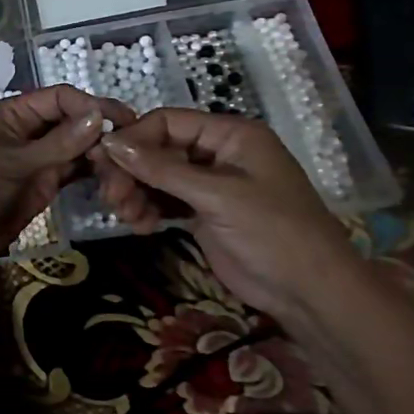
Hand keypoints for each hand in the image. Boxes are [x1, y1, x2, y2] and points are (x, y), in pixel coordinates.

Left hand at [0, 86, 135, 256]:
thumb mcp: (17, 162)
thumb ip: (59, 142)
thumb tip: (99, 117)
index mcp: (14, 113)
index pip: (59, 97)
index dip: (88, 105)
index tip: (119, 120)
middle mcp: (30, 128)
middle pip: (74, 120)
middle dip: (101, 131)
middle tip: (133, 145)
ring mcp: (41, 154)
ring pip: (81, 145)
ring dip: (103, 155)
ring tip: (126, 169)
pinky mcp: (48, 178)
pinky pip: (78, 168)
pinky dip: (97, 172)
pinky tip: (116, 180)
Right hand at [90, 107, 360, 323]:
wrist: (309, 292)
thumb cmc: (274, 233)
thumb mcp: (217, 196)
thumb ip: (162, 169)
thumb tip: (109, 142)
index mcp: (230, 135)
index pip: (167, 122)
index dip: (133, 139)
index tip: (104, 163)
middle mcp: (217, 153)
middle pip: (156, 149)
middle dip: (130, 171)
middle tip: (111, 196)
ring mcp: (208, 184)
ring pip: (154, 176)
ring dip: (134, 193)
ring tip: (125, 215)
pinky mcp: (201, 211)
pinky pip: (161, 200)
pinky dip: (146, 210)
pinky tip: (140, 227)